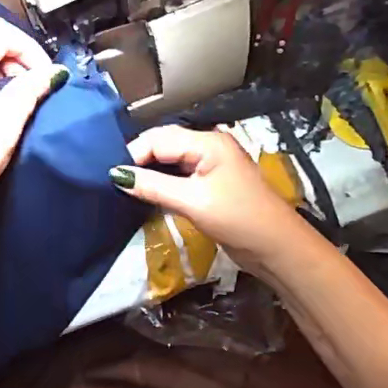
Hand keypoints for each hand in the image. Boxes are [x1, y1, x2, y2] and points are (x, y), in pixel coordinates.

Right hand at [109, 125, 318, 276]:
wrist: (276, 248)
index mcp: (207, 142)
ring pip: (168, 160)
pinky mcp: (209, 183)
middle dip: (138, 161)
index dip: (133, 155)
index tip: (111, 177)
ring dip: (148, 172)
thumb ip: (152, 186)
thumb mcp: (192, 201)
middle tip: (113, 182)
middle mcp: (207, 146)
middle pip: (162, 144)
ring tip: (124, 188)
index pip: (158, 139)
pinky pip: (177, 175)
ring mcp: (209, 165)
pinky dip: (160, 182)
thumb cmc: (238, 219)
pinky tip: (145, 194)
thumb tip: (115, 176)